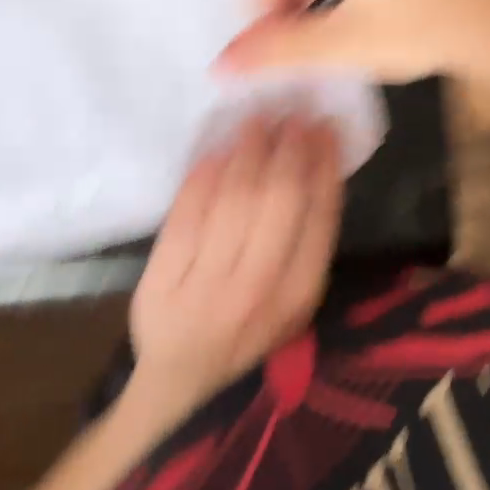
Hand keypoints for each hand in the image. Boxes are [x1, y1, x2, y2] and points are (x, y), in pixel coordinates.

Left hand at [128, 115, 342, 399]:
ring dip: (248, 151)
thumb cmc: (252, 334)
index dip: (324, 166)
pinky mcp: (163, 279)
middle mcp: (258, 287)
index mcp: (299, 294)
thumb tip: (317, 172)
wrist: (185, 379)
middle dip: (289, 148)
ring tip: (257, 119)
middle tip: (293, 110)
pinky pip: (187, 215)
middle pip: (279, 201)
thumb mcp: (297, 303)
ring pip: (234, 201)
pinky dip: (202, 177)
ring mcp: (208, 283)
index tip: (326, 128)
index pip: (319, 217)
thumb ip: (307, 246)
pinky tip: (216, 149)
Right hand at [218, 0, 489, 91]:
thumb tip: (220, 65)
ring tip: (330, 35)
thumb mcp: (347, 44)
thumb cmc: (426, 28)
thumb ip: (279, 51)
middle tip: (308, 45)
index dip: (253, 4)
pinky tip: (341, 20)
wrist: (489, 20)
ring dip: (296, 2)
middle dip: (276, 3)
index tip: (278, 43)